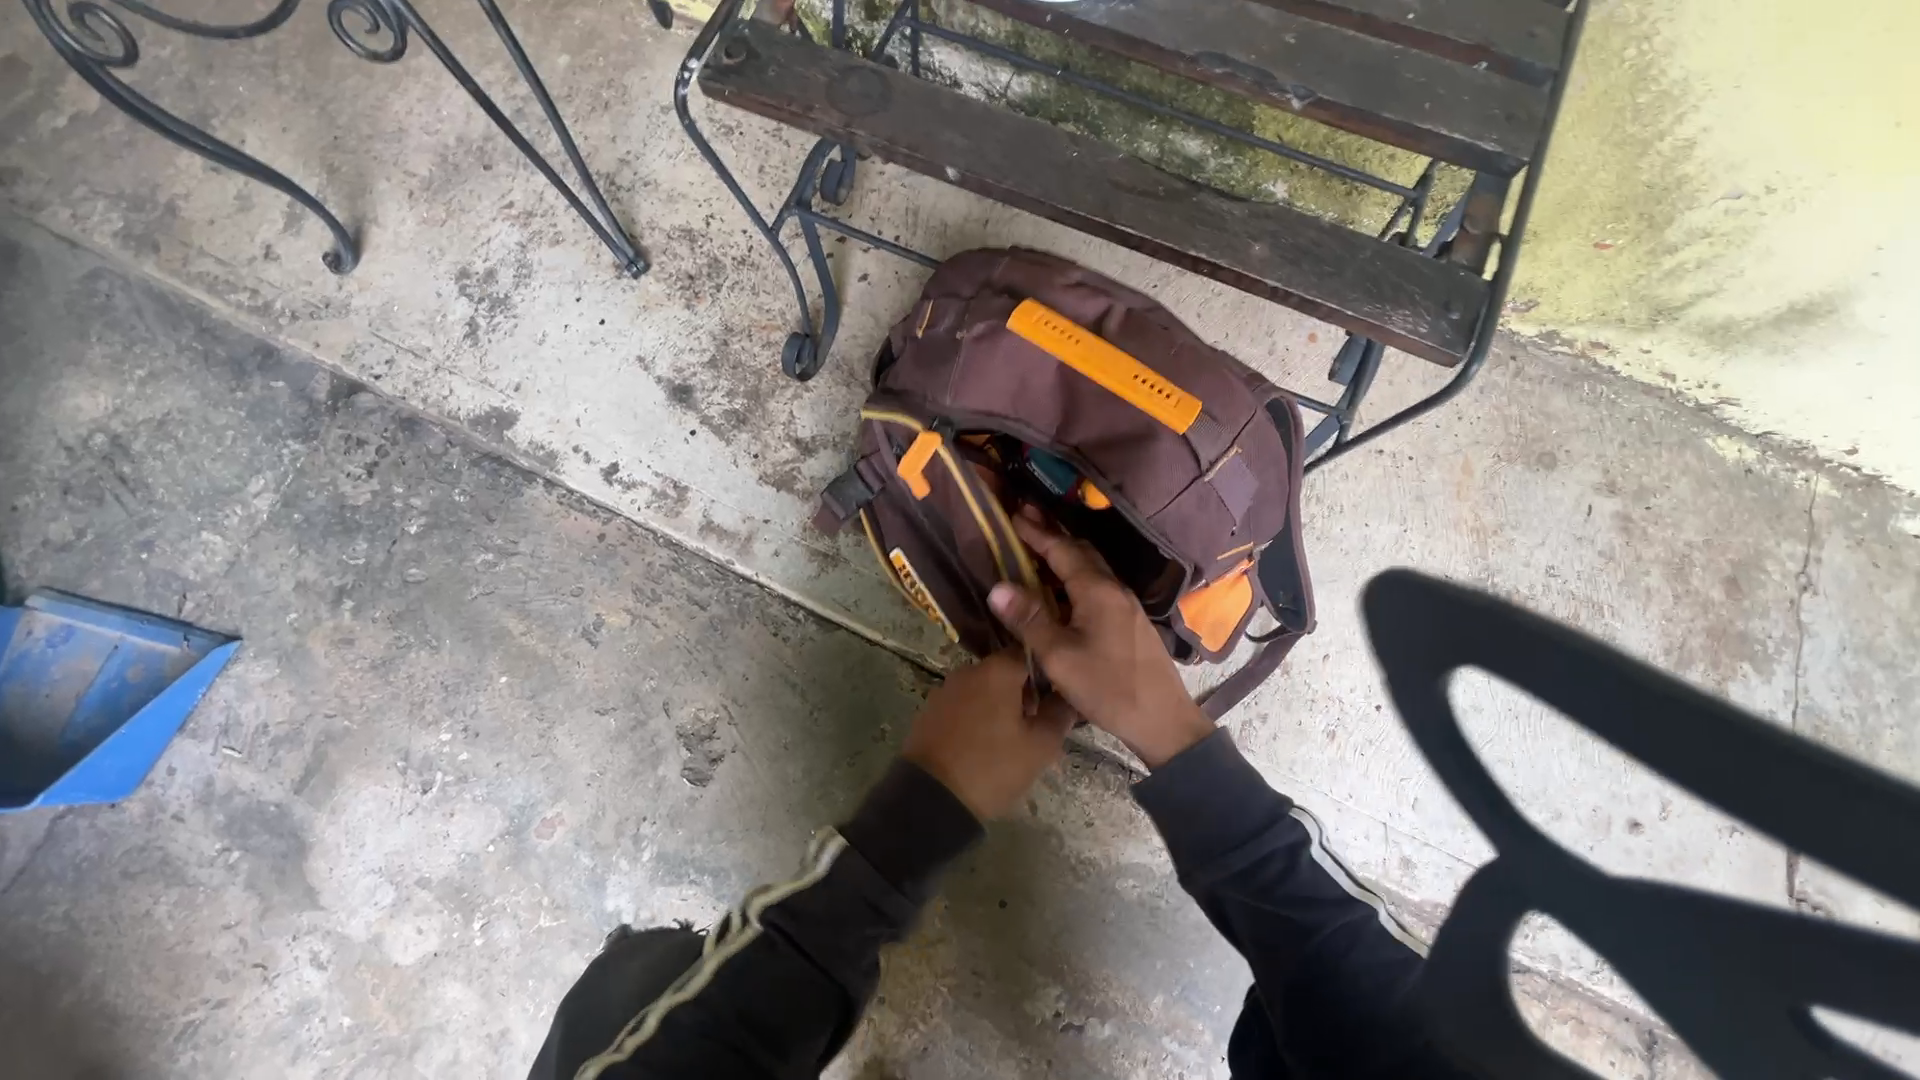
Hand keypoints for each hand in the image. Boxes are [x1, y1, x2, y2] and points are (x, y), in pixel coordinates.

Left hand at [901, 649, 1076, 819]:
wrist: (931, 797)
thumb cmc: (992, 767)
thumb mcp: (1039, 746)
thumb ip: (1059, 715)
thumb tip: (1068, 696)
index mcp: (997, 671)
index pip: (1031, 653)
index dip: (1049, 670)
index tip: (1060, 694)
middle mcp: (968, 671)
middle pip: (1006, 670)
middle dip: (1025, 691)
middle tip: (1039, 723)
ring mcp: (945, 690)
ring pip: (984, 688)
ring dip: (1002, 704)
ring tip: (1014, 738)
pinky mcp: (930, 710)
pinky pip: (965, 704)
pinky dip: (979, 715)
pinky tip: (986, 742)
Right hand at [988, 510, 1214, 768]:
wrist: (1162, 720)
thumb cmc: (1108, 688)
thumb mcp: (1060, 657)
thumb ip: (1029, 619)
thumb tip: (997, 587)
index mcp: (1097, 591)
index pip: (1062, 550)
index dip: (1037, 533)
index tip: (1014, 514)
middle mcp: (1115, 589)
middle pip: (1081, 552)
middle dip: (1053, 536)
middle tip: (1026, 522)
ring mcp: (1126, 605)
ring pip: (1092, 569)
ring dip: (1065, 556)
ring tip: (1038, 553)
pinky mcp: (1130, 623)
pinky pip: (1098, 586)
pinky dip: (1076, 578)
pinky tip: (1063, 592)